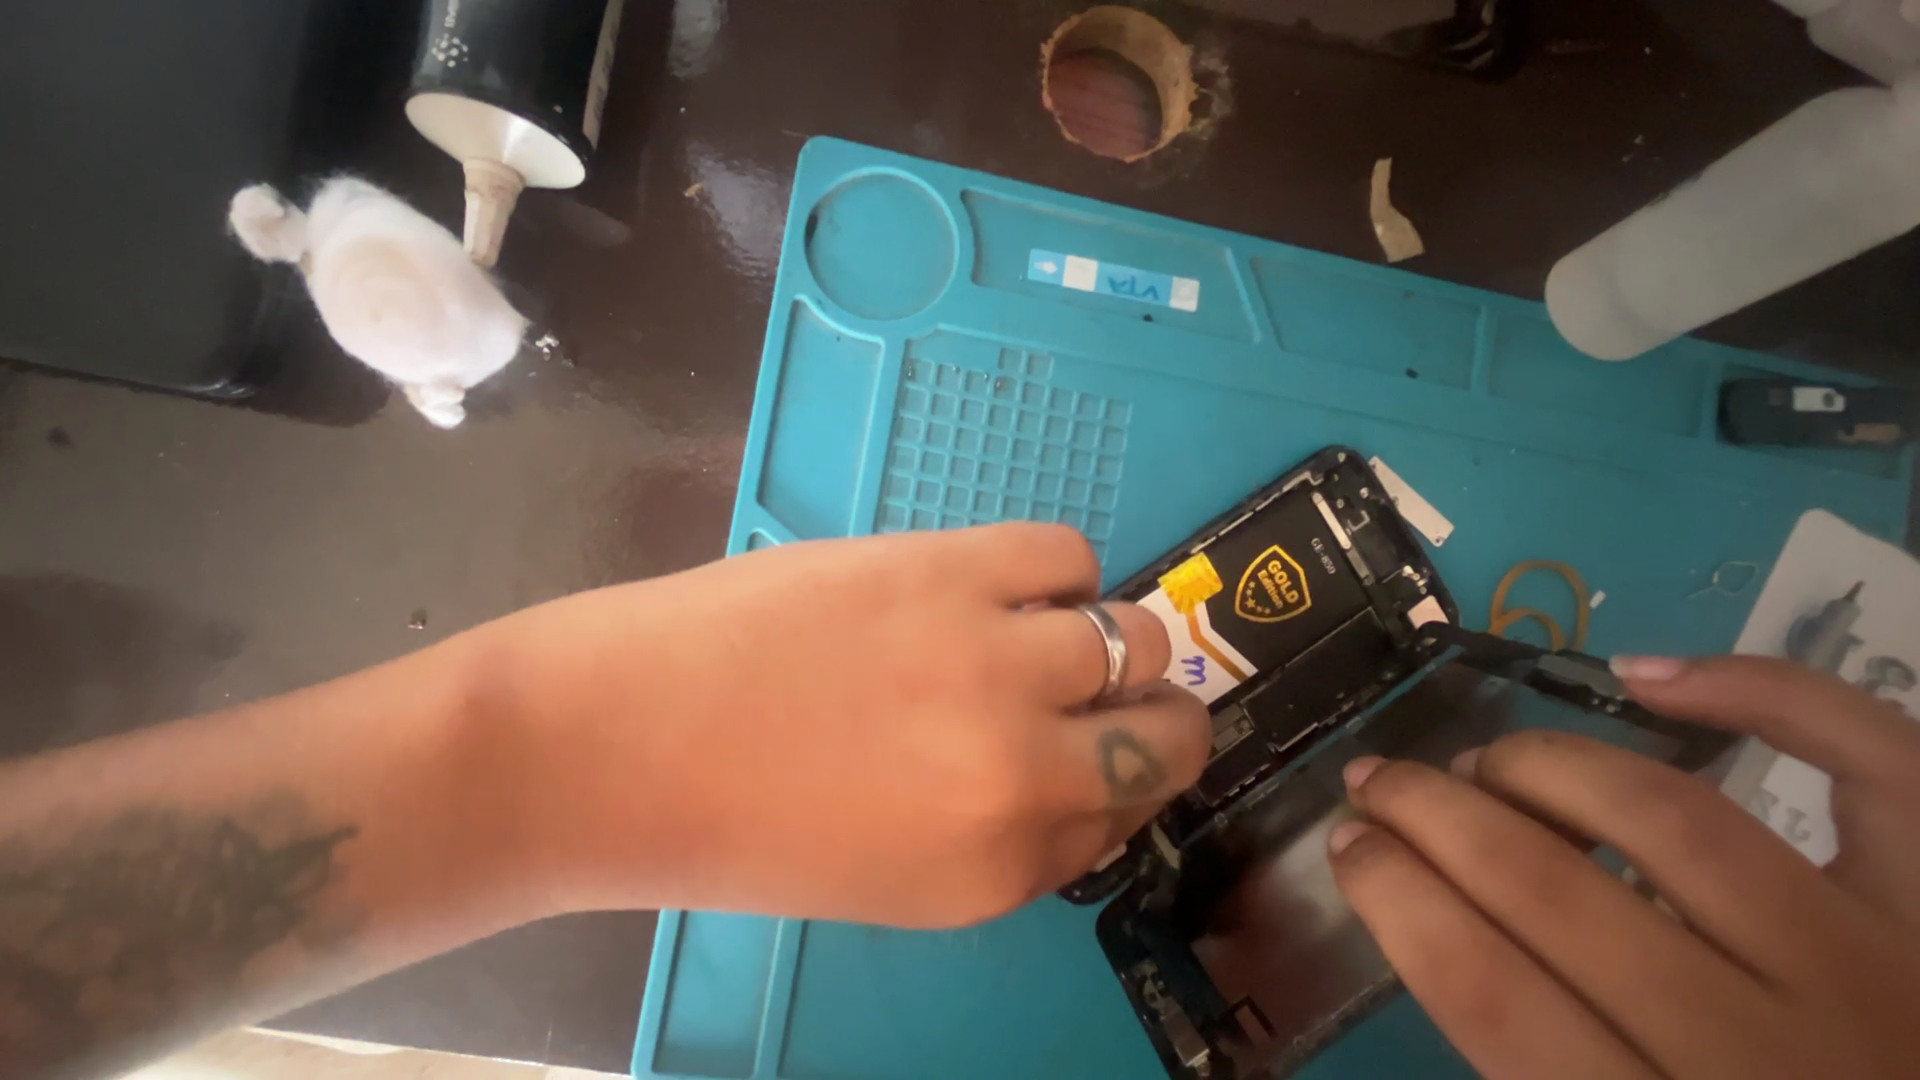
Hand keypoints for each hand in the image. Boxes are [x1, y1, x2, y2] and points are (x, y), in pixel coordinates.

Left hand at [487, 524, 1210, 927]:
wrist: (616, 741)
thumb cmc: (746, 822)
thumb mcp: (902, 876)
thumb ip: (1012, 837)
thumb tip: (1084, 777)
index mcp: (1002, 865)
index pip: (1129, 815)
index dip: (1123, 780)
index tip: (1100, 753)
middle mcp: (1021, 767)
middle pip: (1164, 729)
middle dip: (1152, 715)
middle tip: (1105, 694)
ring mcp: (992, 658)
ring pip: (1135, 634)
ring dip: (1110, 639)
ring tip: (1048, 631)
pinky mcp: (950, 569)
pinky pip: (1068, 554)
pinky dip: (1061, 572)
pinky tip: (1011, 585)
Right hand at [1328, 656, 1919, 1078]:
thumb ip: (1525, 1054)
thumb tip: (1423, 916)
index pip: (1485, 987)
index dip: (1390, 893)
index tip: (1347, 841)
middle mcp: (1773, 1054)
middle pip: (1546, 885)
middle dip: (1424, 809)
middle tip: (1376, 780)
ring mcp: (1888, 974)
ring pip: (1666, 814)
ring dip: (1539, 764)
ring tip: (1485, 763)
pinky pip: (1876, 768)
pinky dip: (1761, 695)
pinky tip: (1646, 674)